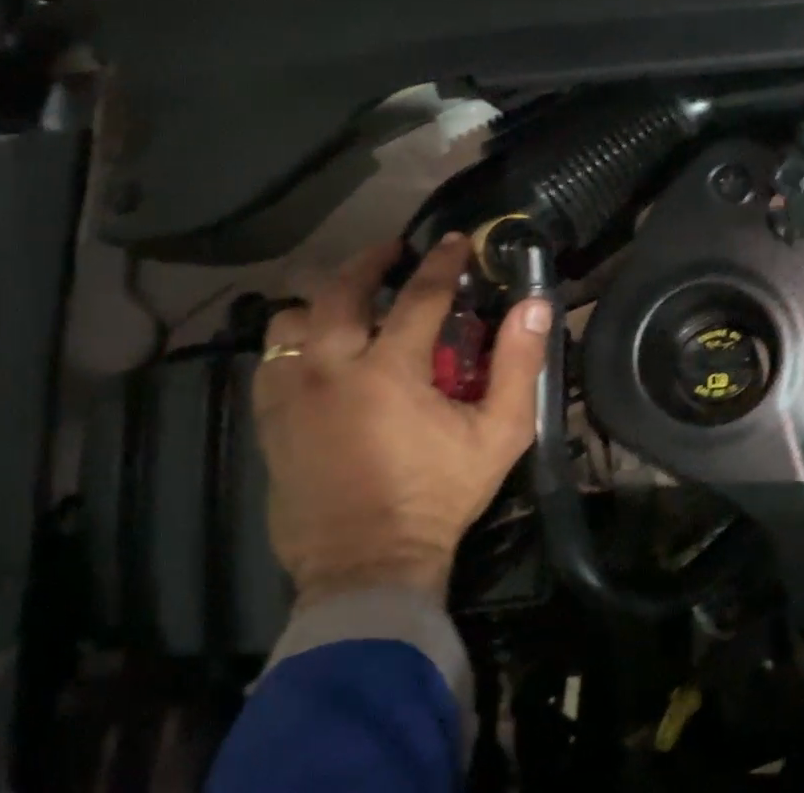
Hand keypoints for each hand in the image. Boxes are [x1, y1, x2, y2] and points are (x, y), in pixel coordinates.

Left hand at [254, 235, 552, 606]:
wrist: (369, 563)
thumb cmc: (441, 494)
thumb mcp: (501, 432)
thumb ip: (519, 364)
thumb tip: (535, 305)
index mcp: (389, 370)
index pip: (419, 296)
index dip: (442, 263)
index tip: (456, 241)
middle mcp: (330, 370)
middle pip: (336, 293)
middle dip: (368, 263)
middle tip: (393, 252)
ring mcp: (290, 396)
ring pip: (287, 323)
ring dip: (319, 303)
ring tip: (348, 304)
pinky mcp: (269, 422)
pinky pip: (268, 362)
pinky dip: (293, 343)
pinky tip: (318, 352)